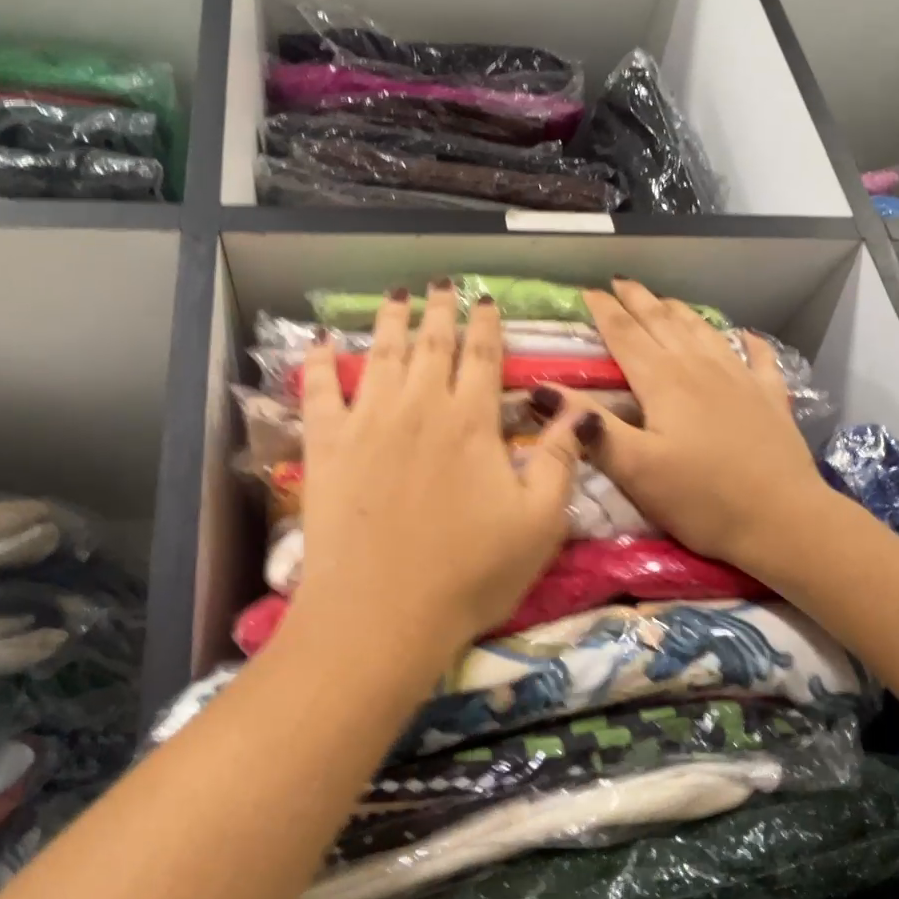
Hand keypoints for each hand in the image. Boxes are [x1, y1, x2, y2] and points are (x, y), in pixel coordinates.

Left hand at [291, 279, 591, 658]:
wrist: (381, 614)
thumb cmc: (470, 574)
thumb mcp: (539, 523)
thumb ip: (560, 460)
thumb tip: (581, 409)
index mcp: (471, 421)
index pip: (482, 356)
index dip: (486, 324)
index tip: (485, 300)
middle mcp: (419, 406)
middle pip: (432, 343)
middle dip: (439, 309)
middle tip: (441, 284)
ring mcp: (367, 422)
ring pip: (381, 354)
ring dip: (391, 320)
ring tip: (396, 295)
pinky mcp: (326, 446)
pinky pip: (319, 390)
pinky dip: (318, 361)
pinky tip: (319, 341)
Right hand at [533, 279, 831, 585]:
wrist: (783, 520)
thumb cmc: (700, 498)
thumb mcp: (634, 468)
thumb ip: (591, 427)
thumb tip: (540, 389)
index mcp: (663, 381)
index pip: (626, 335)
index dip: (605, 312)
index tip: (587, 291)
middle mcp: (700, 368)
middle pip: (664, 323)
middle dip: (639, 301)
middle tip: (620, 283)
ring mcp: (741, 379)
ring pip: (705, 332)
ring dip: (681, 312)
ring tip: (664, 300)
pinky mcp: (770, 398)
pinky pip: (758, 358)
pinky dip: (748, 341)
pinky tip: (745, 335)